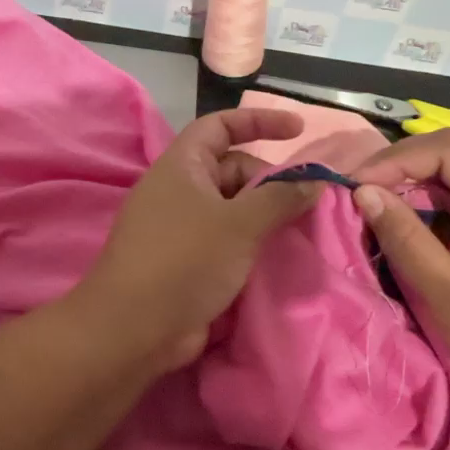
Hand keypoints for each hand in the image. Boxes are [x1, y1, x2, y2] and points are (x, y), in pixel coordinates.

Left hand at [70, 109, 324, 372]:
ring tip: (304, 227)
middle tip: (309, 201)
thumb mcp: (239, 224)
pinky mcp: (186, 260)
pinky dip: (252, 241)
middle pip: (232, 168)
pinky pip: (226, 238)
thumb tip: (315, 181)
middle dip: (269, 178)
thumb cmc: (184, 260)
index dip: (259, 121)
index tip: (299, 131)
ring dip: (265, 213)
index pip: (221, 126)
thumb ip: (280, 198)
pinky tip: (279, 255)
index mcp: (182, 165)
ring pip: (232, 207)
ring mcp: (180, 226)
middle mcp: (179, 189)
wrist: (135, 328)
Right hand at [350, 129, 449, 401]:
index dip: (398, 159)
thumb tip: (363, 192)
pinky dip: (448, 189)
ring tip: (388, 193)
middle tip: (366, 184)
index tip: (357, 182)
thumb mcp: (442, 289)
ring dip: (426, 172)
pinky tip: (424, 207)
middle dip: (408, 161)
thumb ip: (402, 235)